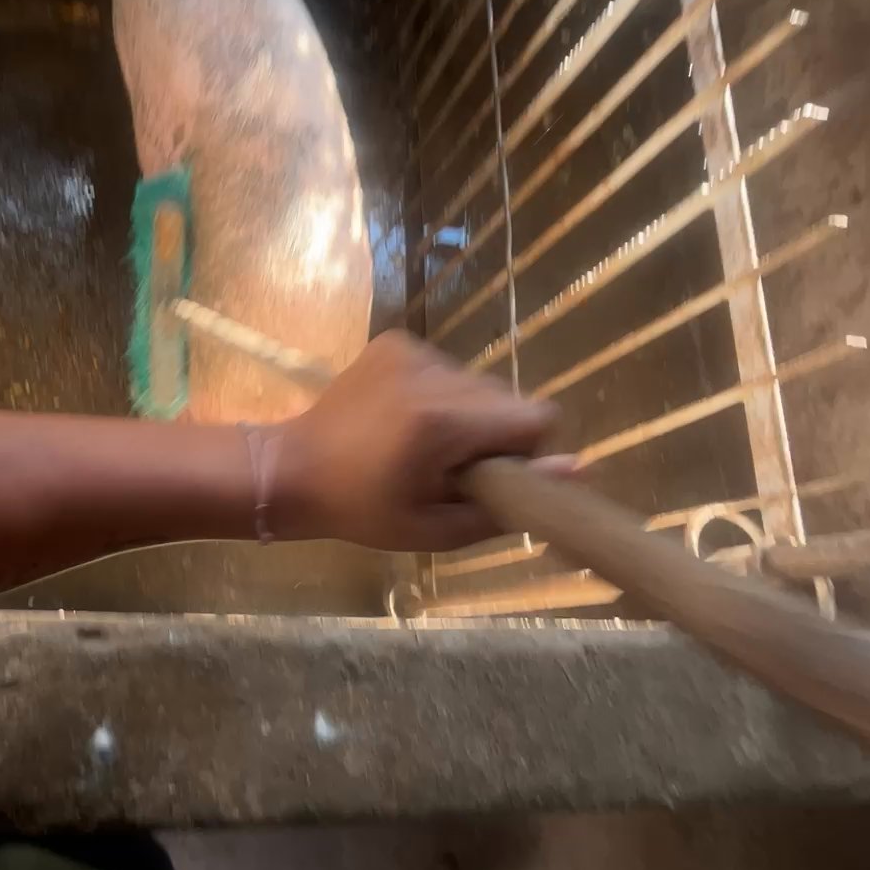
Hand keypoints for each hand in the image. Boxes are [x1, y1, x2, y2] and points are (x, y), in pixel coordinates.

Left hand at [271, 331, 573, 551]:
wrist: (292, 468)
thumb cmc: (361, 510)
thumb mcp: (435, 528)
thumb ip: (508, 504)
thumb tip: (577, 468)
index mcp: (441, 421)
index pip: (536, 417)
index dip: (526, 451)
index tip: (491, 475)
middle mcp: (431, 372)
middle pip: (506, 399)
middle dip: (494, 434)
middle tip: (449, 466)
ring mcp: (410, 350)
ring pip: (477, 383)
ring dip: (466, 414)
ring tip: (420, 444)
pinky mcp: (393, 341)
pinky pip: (446, 369)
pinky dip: (439, 395)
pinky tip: (402, 420)